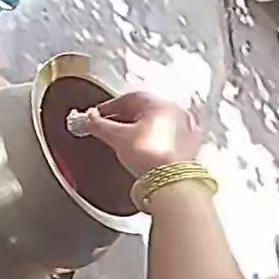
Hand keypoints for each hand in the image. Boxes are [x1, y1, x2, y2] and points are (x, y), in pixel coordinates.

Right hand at [83, 89, 203, 177]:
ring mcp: (185, 127)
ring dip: (138, 128)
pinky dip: (152, 139)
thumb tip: (89, 120)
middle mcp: (175, 111)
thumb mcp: (117, 137)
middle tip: (108, 126)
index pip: (129, 98)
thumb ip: (99, 125)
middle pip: (143, 109)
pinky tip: (144, 147)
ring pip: (155, 122)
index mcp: (159, 103)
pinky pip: (166, 136)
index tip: (98, 115)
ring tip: (124, 139)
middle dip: (123, 117)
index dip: (109, 106)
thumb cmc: (150, 156)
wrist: (170, 180)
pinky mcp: (188, 144)